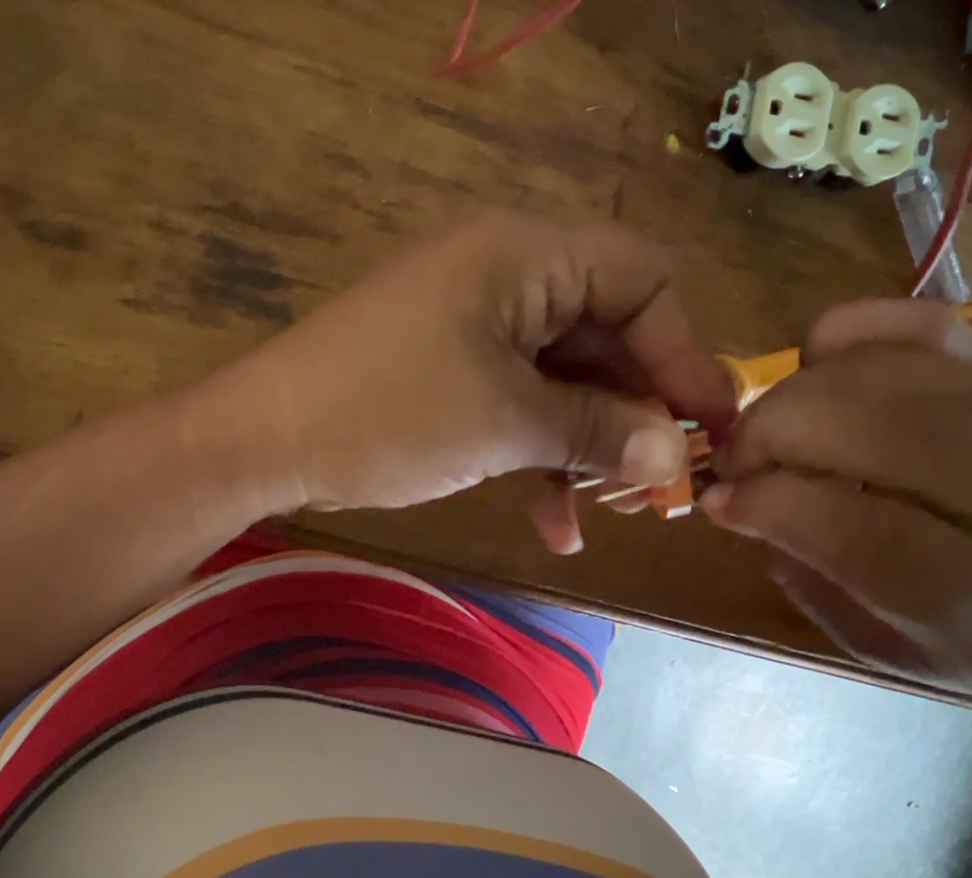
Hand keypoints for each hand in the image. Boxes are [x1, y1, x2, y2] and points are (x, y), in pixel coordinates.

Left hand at [197, 212, 735, 552]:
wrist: (263, 440)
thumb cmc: (388, 414)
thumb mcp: (505, 422)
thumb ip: (597, 429)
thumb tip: (675, 453)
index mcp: (526, 254)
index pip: (644, 282)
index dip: (683, 356)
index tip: (708, 433)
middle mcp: (504, 276)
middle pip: (605, 335)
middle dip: (636, 414)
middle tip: (663, 489)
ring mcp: (471, 326)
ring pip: (561, 380)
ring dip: (589, 447)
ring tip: (616, 515)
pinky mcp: (445, 372)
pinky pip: (514, 404)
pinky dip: (538, 458)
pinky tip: (555, 528)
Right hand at [702, 299, 971, 694]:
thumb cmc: (966, 648)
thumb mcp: (875, 641)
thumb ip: (806, 567)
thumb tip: (731, 495)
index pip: (881, 539)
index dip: (781, 506)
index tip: (719, 498)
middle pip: (898, 433)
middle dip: (782, 430)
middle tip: (734, 457)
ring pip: (910, 375)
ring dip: (803, 389)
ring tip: (764, 427)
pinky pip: (939, 334)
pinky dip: (859, 333)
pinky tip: (812, 360)